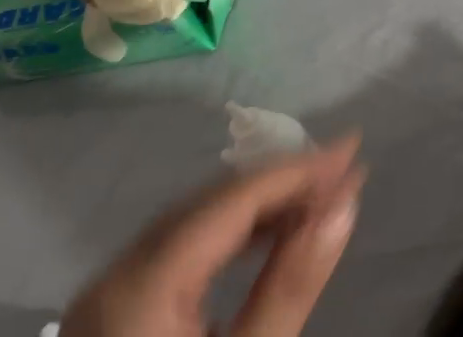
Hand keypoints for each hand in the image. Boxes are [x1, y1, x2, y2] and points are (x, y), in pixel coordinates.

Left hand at [62, 142, 364, 336]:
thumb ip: (293, 282)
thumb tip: (345, 205)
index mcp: (142, 284)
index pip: (233, 199)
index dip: (297, 169)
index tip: (354, 150)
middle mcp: (115, 274)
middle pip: (211, 202)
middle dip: (282, 181)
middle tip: (343, 171)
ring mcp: (108, 293)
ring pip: (195, 220)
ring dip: (261, 205)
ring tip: (320, 198)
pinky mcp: (113, 311)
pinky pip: (179, 248)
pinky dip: (231, 234)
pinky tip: (270, 235)